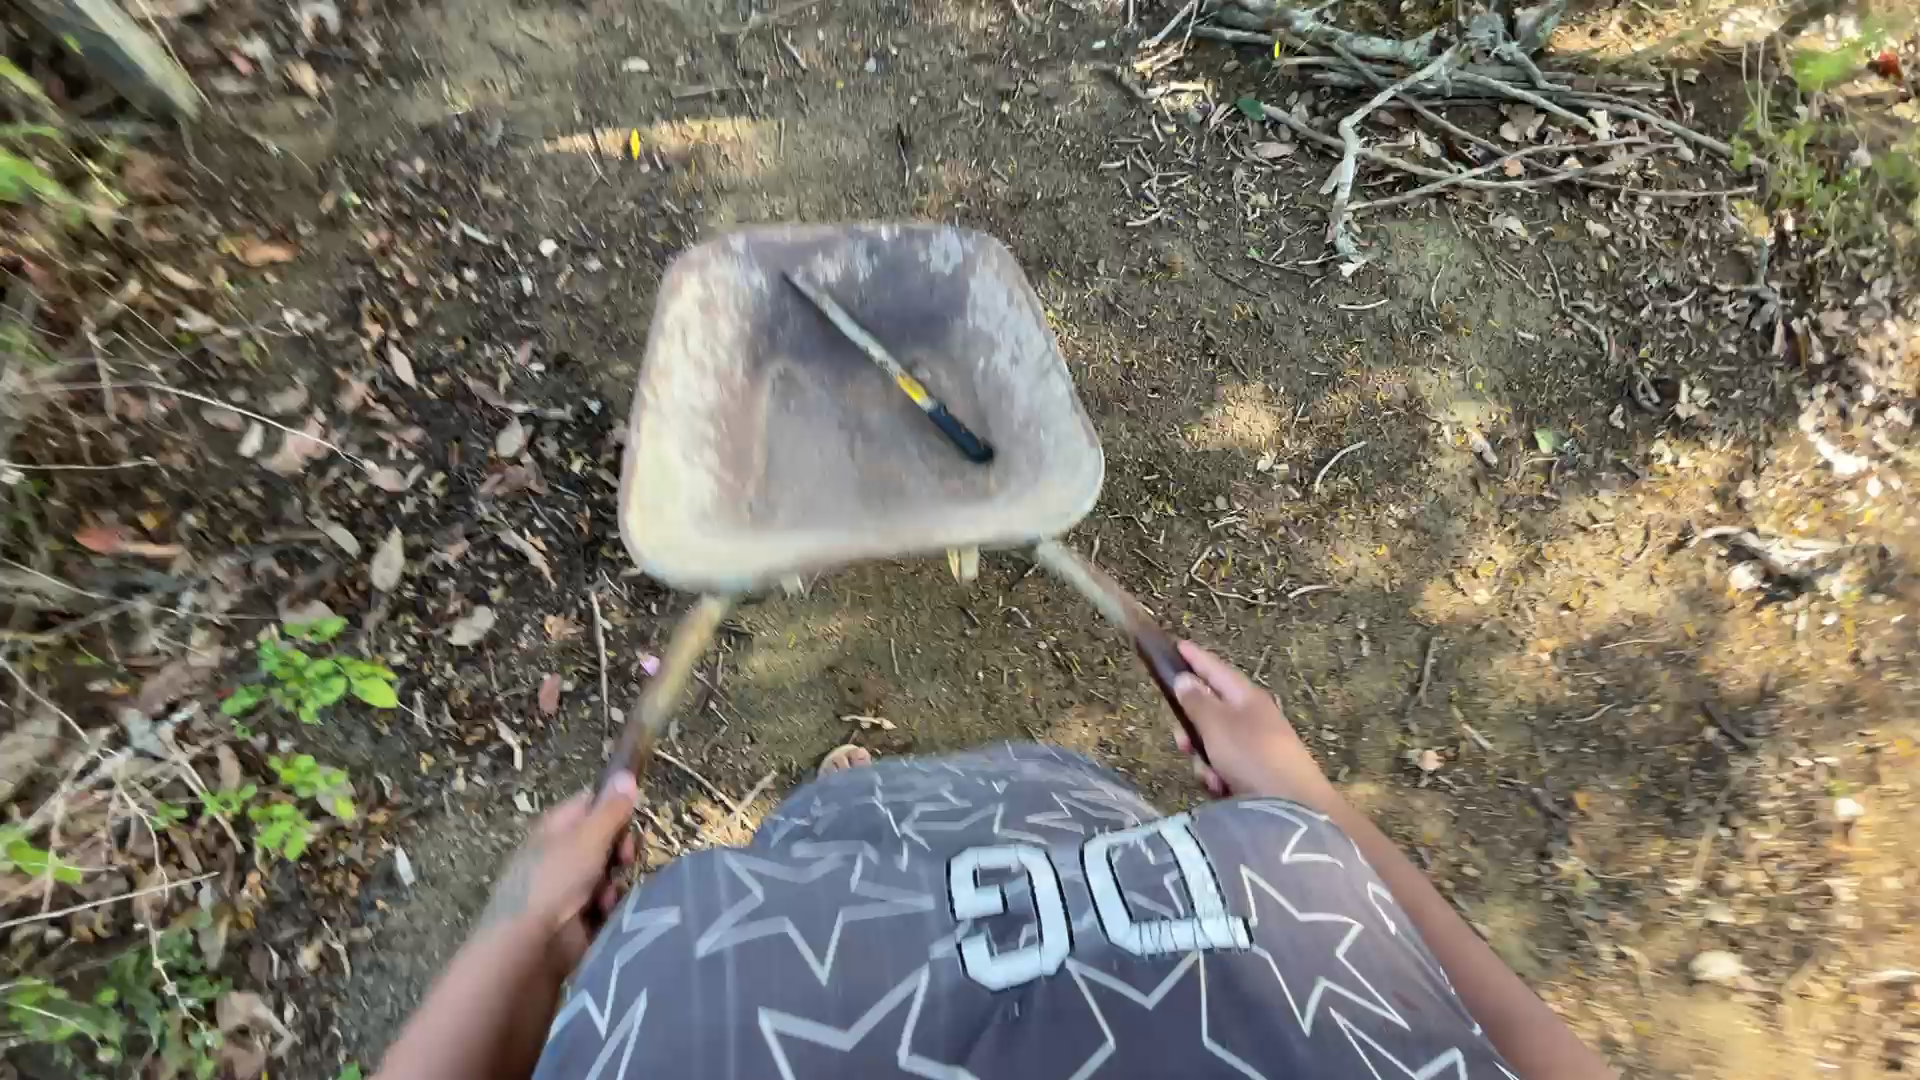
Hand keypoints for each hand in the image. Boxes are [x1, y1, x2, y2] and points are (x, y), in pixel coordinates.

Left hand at [478, 771, 639, 974]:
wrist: (527, 947)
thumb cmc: (554, 881)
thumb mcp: (589, 836)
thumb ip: (612, 808)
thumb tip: (626, 774)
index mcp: (557, 827)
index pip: (593, 802)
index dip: (615, 807)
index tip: (631, 818)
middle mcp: (562, 852)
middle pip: (606, 836)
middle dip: (622, 846)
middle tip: (626, 858)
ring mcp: (568, 884)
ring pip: (610, 868)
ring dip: (616, 878)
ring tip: (609, 892)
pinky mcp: (576, 913)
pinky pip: (605, 898)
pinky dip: (609, 903)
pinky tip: (604, 911)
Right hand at [1170, 641, 1332, 803]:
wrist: (1296, 808)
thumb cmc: (1253, 757)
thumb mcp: (1217, 725)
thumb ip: (1196, 701)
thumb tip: (1184, 678)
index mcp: (1246, 696)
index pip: (1215, 668)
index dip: (1194, 657)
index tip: (1176, 645)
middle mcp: (1252, 716)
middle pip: (1209, 709)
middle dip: (1190, 727)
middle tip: (1182, 742)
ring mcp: (1256, 744)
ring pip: (1212, 741)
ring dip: (1203, 757)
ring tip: (1209, 775)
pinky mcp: (1257, 770)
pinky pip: (1224, 764)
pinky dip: (1218, 774)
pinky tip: (1221, 788)